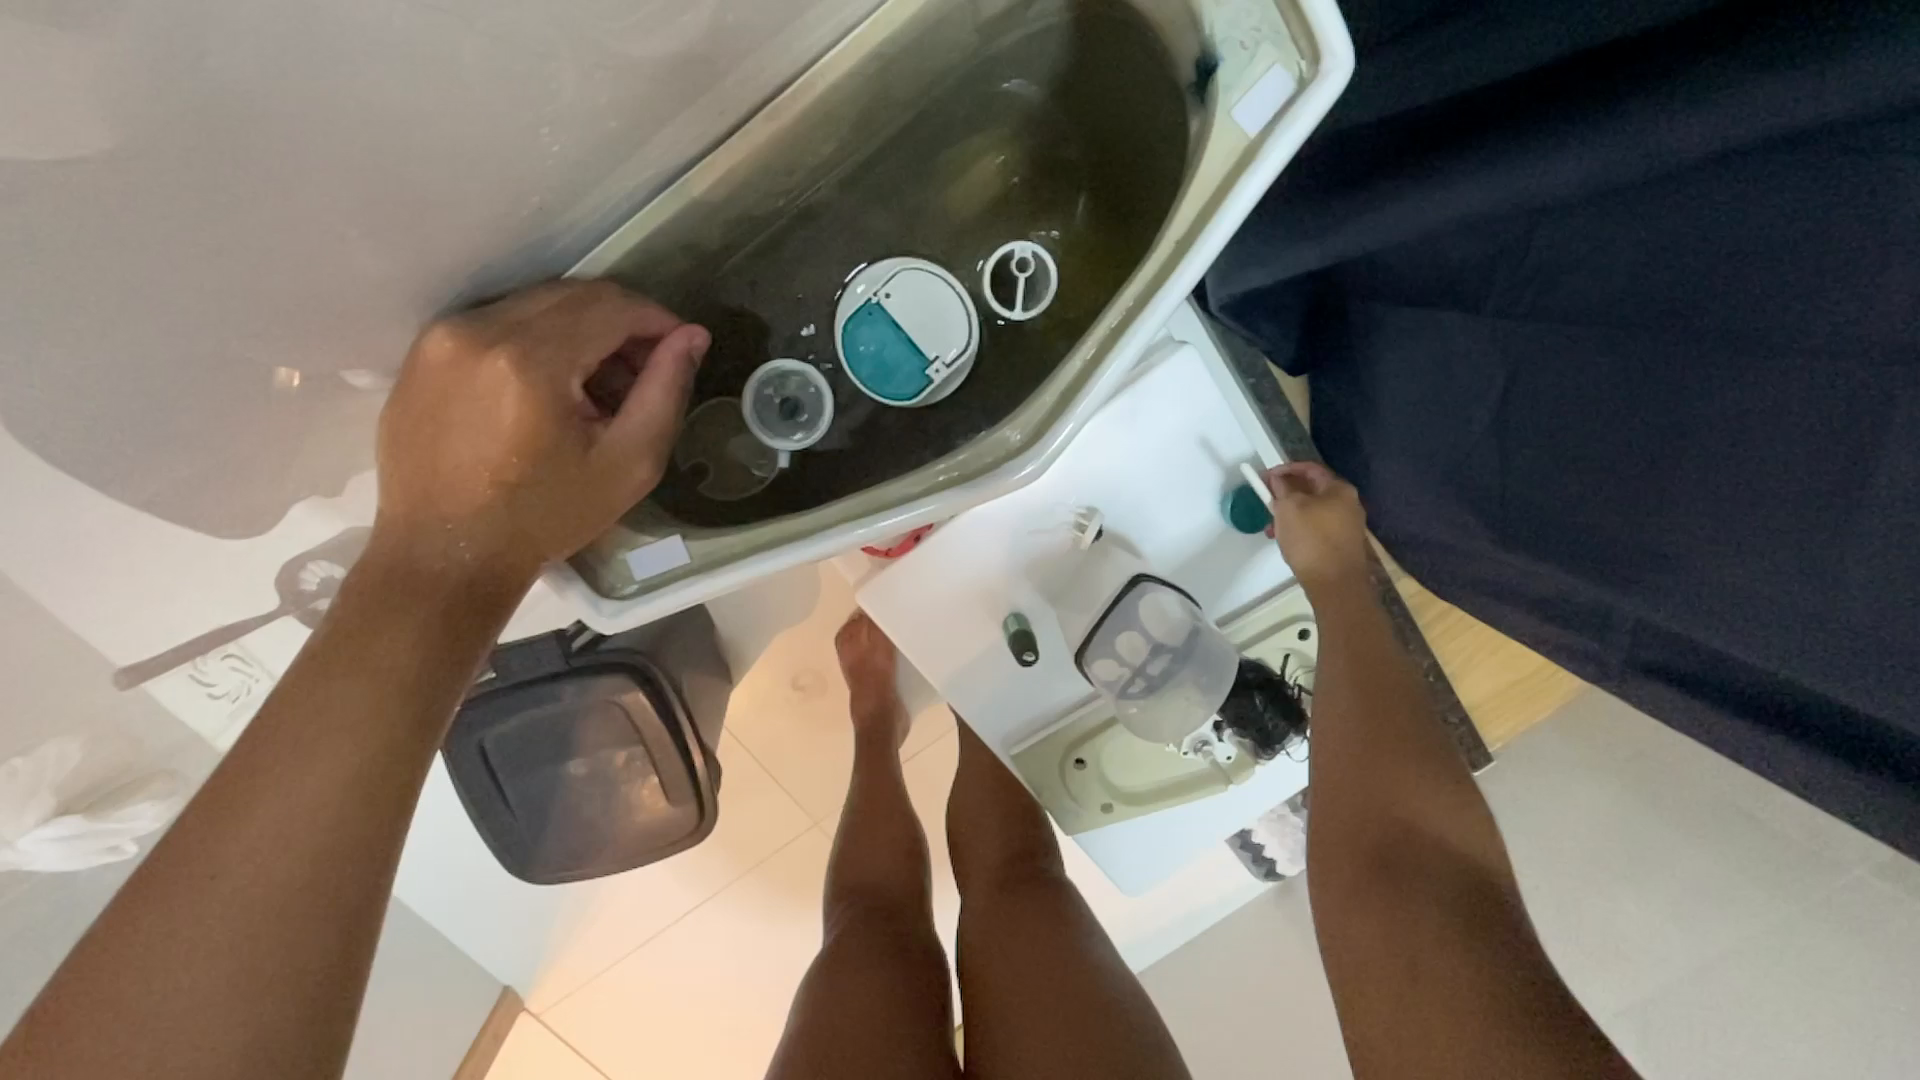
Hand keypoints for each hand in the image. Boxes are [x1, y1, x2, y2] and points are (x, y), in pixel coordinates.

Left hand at [371, 280, 708, 586]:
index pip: (610, 305)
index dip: (656, 319)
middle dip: (621, 323)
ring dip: (581, 331)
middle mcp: (478, 329)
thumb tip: (691, 336)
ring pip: (535, 305)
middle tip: (646, 371)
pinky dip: (539, 341)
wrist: (447, 553)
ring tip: (600, 388)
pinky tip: (553, 391)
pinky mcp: (422, 352)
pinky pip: (498, 323)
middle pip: (572, 295)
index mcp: (530, 359)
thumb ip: (665, 392)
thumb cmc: (546, 517)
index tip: (681, 347)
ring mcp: (441, 337)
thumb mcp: (628, 463)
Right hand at [1259, 461, 1370, 591]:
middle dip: (1285, 495)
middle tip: (1266, 502)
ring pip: (1311, 510)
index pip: (1310, 468)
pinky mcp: (1341, 543)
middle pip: (1311, 490)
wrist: (1335, 582)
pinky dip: (1299, 528)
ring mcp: (1346, 524)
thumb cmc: (1311, 539)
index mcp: (1338, 489)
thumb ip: (1282, 489)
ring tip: (1271, 528)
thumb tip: (1278, 480)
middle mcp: (1348, 503)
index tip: (1264, 478)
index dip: (1285, 469)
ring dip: (1289, 514)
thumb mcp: (1289, 508)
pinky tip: (1286, 540)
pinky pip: (1316, 527)